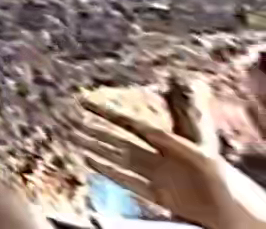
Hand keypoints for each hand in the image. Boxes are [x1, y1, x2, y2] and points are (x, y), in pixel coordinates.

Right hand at [78, 101, 265, 228]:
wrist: (252, 228)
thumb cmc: (235, 191)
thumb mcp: (205, 158)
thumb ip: (173, 141)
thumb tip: (143, 125)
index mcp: (176, 148)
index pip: (133, 124)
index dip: (106, 112)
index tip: (80, 100)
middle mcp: (164, 161)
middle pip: (122, 141)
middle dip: (95, 130)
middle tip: (67, 118)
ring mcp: (162, 180)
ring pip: (119, 159)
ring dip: (95, 147)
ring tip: (70, 136)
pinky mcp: (161, 198)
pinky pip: (127, 181)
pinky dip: (106, 170)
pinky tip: (87, 160)